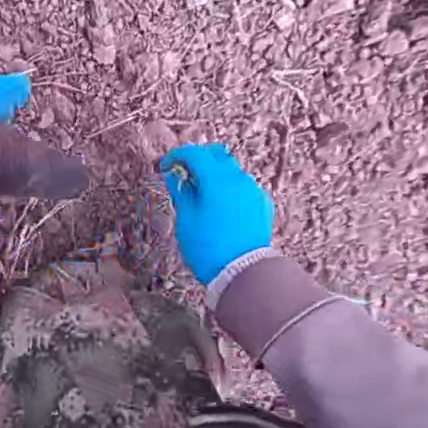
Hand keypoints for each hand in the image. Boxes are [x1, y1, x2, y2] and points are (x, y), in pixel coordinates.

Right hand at [158, 142, 274, 283]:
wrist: (244, 273)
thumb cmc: (209, 249)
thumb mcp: (187, 221)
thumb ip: (182, 193)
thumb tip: (175, 177)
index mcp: (218, 180)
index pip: (195, 154)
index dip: (177, 156)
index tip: (166, 166)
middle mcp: (239, 180)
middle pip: (217, 156)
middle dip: (198, 160)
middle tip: (183, 175)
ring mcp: (253, 191)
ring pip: (231, 172)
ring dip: (214, 176)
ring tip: (200, 196)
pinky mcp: (262, 205)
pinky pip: (243, 188)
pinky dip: (228, 189)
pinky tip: (219, 208)